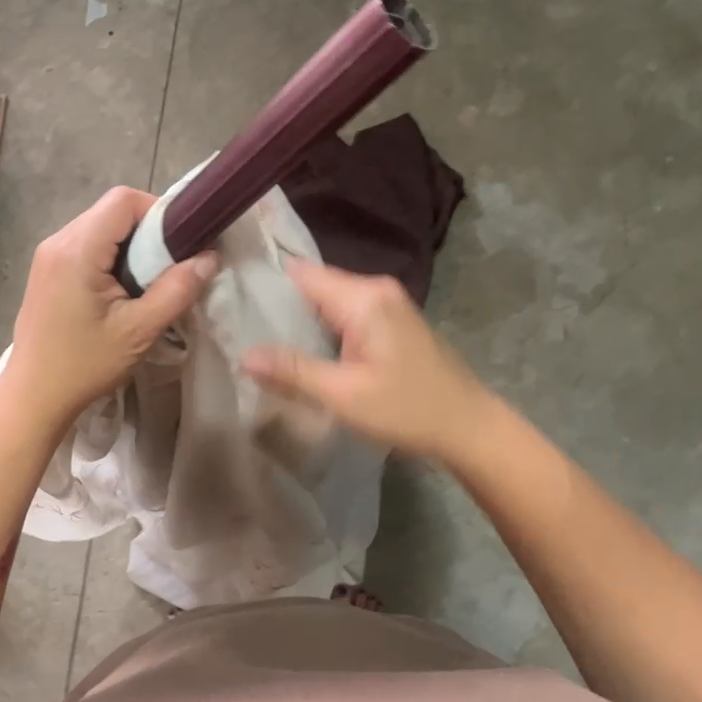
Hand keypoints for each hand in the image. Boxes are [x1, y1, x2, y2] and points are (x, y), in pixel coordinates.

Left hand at [5, 187, 216, 423]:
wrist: (33, 395)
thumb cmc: (84, 365)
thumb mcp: (138, 331)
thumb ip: (176, 290)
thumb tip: (210, 257)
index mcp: (77, 250)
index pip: (123, 200)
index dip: (159, 212)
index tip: (180, 244)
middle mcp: (58, 241)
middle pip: (111, 211)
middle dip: (147, 230)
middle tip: (169, 267)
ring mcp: (48, 255)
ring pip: (99, 226)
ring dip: (129, 245)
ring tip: (147, 281)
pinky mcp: (46, 270)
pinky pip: (85, 244)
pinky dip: (109, 256)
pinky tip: (121, 290)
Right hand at [242, 260, 494, 460]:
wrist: (469, 428)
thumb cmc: (407, 410)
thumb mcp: (343, 395)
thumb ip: (292, 371)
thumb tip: (243, 355)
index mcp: (363, 298)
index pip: (302, 273)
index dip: (267, 282)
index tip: (232, 296)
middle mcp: (376, 289)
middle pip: (314, 284)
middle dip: (280, 303)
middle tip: (238, 325)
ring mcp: (387, 303)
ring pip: (328, 300)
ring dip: (299, 318)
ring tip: (260, 337)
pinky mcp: (391, 320)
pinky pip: (344, 312)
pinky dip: (321, 327)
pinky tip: (301, 348)